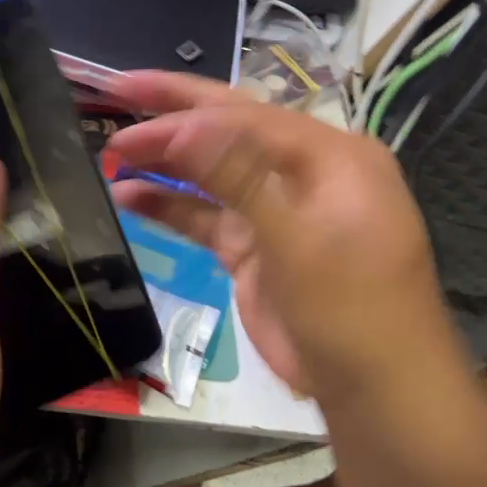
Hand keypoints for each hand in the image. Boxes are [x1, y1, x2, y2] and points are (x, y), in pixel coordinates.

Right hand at [102, 72, 463, 407]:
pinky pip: (205, 217)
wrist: (376, 391)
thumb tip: (184, 125)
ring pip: (210, 175)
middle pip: (227, 133)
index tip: (123, 96)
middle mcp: (303, 175)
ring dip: (163, 165)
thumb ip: (238, 176)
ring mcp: (277, 213)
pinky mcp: (254, 249)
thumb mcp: (296, 238)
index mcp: (330, 157)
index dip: (181, 106)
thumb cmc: (352, 310)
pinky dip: (168, 207)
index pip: (244, 116)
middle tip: (111, 95)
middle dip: (169, 118)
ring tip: (109, 155)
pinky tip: (129, 197)